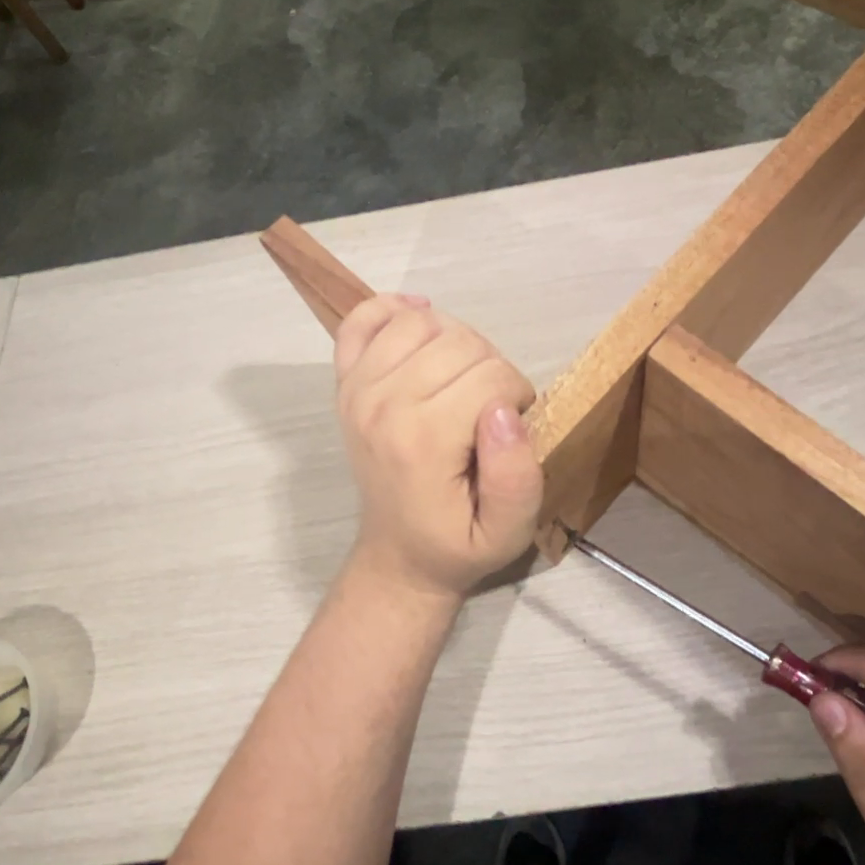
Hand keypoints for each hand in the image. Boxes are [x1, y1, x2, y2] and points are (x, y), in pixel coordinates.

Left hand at [332, 294, 542, 600]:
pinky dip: (396, 310)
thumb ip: (517, 478)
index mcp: (423, 440)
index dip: (518, 396)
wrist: (399, 554)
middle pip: (462, 341)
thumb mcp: (508, 532)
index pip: (493, 375)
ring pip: (423, 321)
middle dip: (493, 368)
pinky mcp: (346, 381)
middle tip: (490, 408)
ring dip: (457, 341)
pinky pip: (366, 317)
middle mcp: (383, 403)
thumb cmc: (459, 543)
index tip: (512, 429)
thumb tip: (504, 411)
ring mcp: (358, 387)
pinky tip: (423, 329)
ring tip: (463, 380)